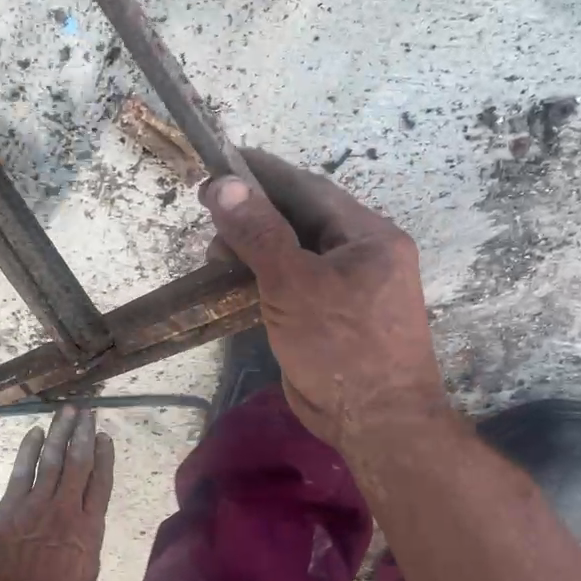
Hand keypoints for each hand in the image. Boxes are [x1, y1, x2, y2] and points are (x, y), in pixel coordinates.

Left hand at [0, 406, 114, 580]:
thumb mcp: (86, 573)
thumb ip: (87, 541)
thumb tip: (86, 522)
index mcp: (90, 529)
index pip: (100, 483)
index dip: (104, 457)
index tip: (104, 436)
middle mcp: (66, 510)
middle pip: (78, 463)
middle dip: (82, 434)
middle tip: (86, 411)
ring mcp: (36, 506)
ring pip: (52, 460)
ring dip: (60, 433)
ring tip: (67, 411)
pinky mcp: (10, 508)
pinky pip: (21, 471)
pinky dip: (29, 450)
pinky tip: (35, 433)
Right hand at [202, 149, 449, 450]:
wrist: (374, 419)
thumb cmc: (340, 346)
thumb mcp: (293, 283)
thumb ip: (258, 232)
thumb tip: (223, 185)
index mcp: (368, 236)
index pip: (309, 189)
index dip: (263, 173)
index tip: (221, 161)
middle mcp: (362, 255)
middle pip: (301, 218)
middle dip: (253, 212)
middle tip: (207, 212)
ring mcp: (347, 288)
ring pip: (294, 251)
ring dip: (253, 246)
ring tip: (214, 252)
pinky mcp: (329, 317)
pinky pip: (292, 281)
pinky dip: (261, 274)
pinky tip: (233, 279)